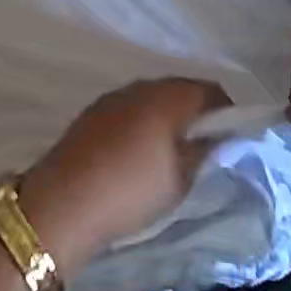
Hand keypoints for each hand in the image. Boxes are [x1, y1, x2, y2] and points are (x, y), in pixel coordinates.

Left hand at [19, 78, 229, 270]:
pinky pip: (130, 107)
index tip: (229, 137)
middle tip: (201, 145)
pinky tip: (134, 151)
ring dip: (166, 115)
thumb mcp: (181, 179)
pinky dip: (140, 122)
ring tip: (167, 150)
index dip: (226, 112)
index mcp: (172, 96)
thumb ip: (205, 150)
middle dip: (196, 112)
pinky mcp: (93, 110)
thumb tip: (219, 136)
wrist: (61, 204)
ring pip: (153, 97)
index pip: (212, 91)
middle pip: (182, 89)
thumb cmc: (131, 190)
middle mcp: (145, 85)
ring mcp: (116, 95)